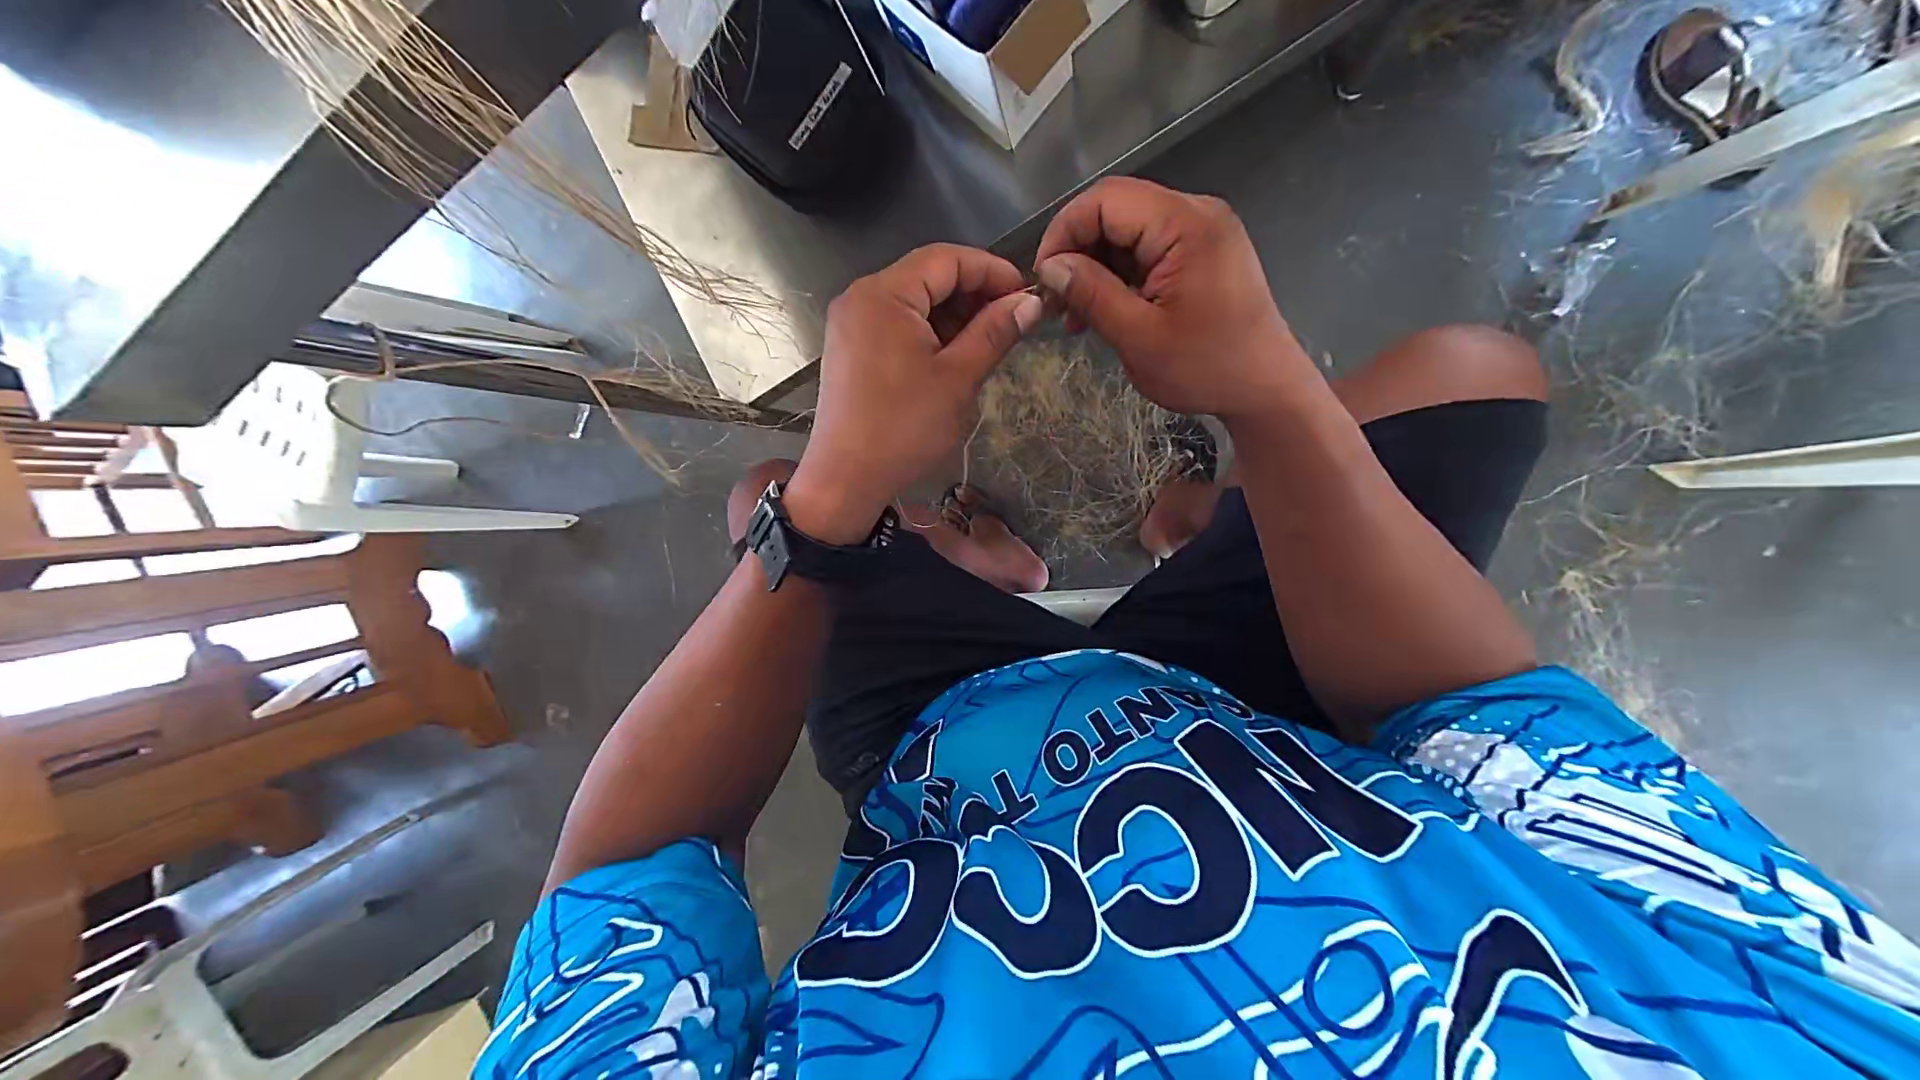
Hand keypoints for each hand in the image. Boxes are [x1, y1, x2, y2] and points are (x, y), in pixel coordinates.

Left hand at [787, 244, 1042, 543]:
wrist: (846, 478)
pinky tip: (954, 355)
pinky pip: (896, 324)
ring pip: (913, 302)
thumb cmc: (903, 428)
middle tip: (1011, 320)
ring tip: (988, 341)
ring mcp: (851, 323)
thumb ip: (995, 332)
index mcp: (884, 294)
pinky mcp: (850, 348)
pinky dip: (928, 332)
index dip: (991, 270)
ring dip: (953, 315)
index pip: (946, 259)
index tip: (1026, 292)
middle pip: (927, 276)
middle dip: (973, 293)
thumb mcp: (958, 378)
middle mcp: (861, 297)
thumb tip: (1031, 302)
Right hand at [1032, 177, 1317, 420]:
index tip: (1044, 281)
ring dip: (1094, 268)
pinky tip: (1101, 310)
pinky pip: (1146, 250)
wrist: (1264, 389)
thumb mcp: (1138, 336)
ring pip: (1126, 232)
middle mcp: (1196, 213)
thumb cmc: (1205, 368)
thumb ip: (1091, 293)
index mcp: (1186, 224)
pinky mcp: (1200, 253)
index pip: (1104, 200)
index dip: (1063, 233)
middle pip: (1115, 210)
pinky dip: (1118, 276)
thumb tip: (1049, 267)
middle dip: (1076, 252)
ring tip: (1075, 316)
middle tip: (1056, 303)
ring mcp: (1201, 231)